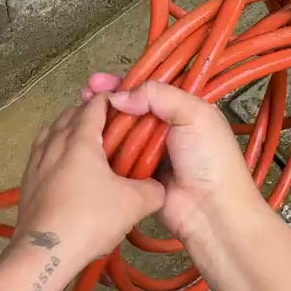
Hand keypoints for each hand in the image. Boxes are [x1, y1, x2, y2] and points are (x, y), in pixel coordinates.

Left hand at [13, 92, 165, 261]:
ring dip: (68, 130)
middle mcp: (54, 143)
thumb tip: (159, 187)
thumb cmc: (90, 219)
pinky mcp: (26, 181)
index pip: (95, 106)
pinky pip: (41, 153)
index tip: (125, 103)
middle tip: (110, 125)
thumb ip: (153, 189)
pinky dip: (54, 150)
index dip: (111, 99)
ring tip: (86, 143)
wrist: (46, 251)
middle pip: (70, 115)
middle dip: (89, 114)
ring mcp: (36, 161)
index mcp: (80, 139)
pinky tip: (65, 167)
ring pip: (52, 132)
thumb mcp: (134, 204)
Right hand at [97, 77, 266, 247]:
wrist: (209, 210)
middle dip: (107, 99)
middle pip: (131, 107)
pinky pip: (114, 154)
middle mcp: (164, 127)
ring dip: (101, 121)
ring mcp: (148, 150)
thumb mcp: (194, 114)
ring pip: (119, 129)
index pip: (150, 87)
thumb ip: (158, 95)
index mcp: (183, 108)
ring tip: (80, 112)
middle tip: (86, 92)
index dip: (126, 81)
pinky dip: (101, 146)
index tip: (102, 80)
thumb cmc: (210, 159)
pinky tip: (85, 137)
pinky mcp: (134, 172)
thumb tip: (119, 97)